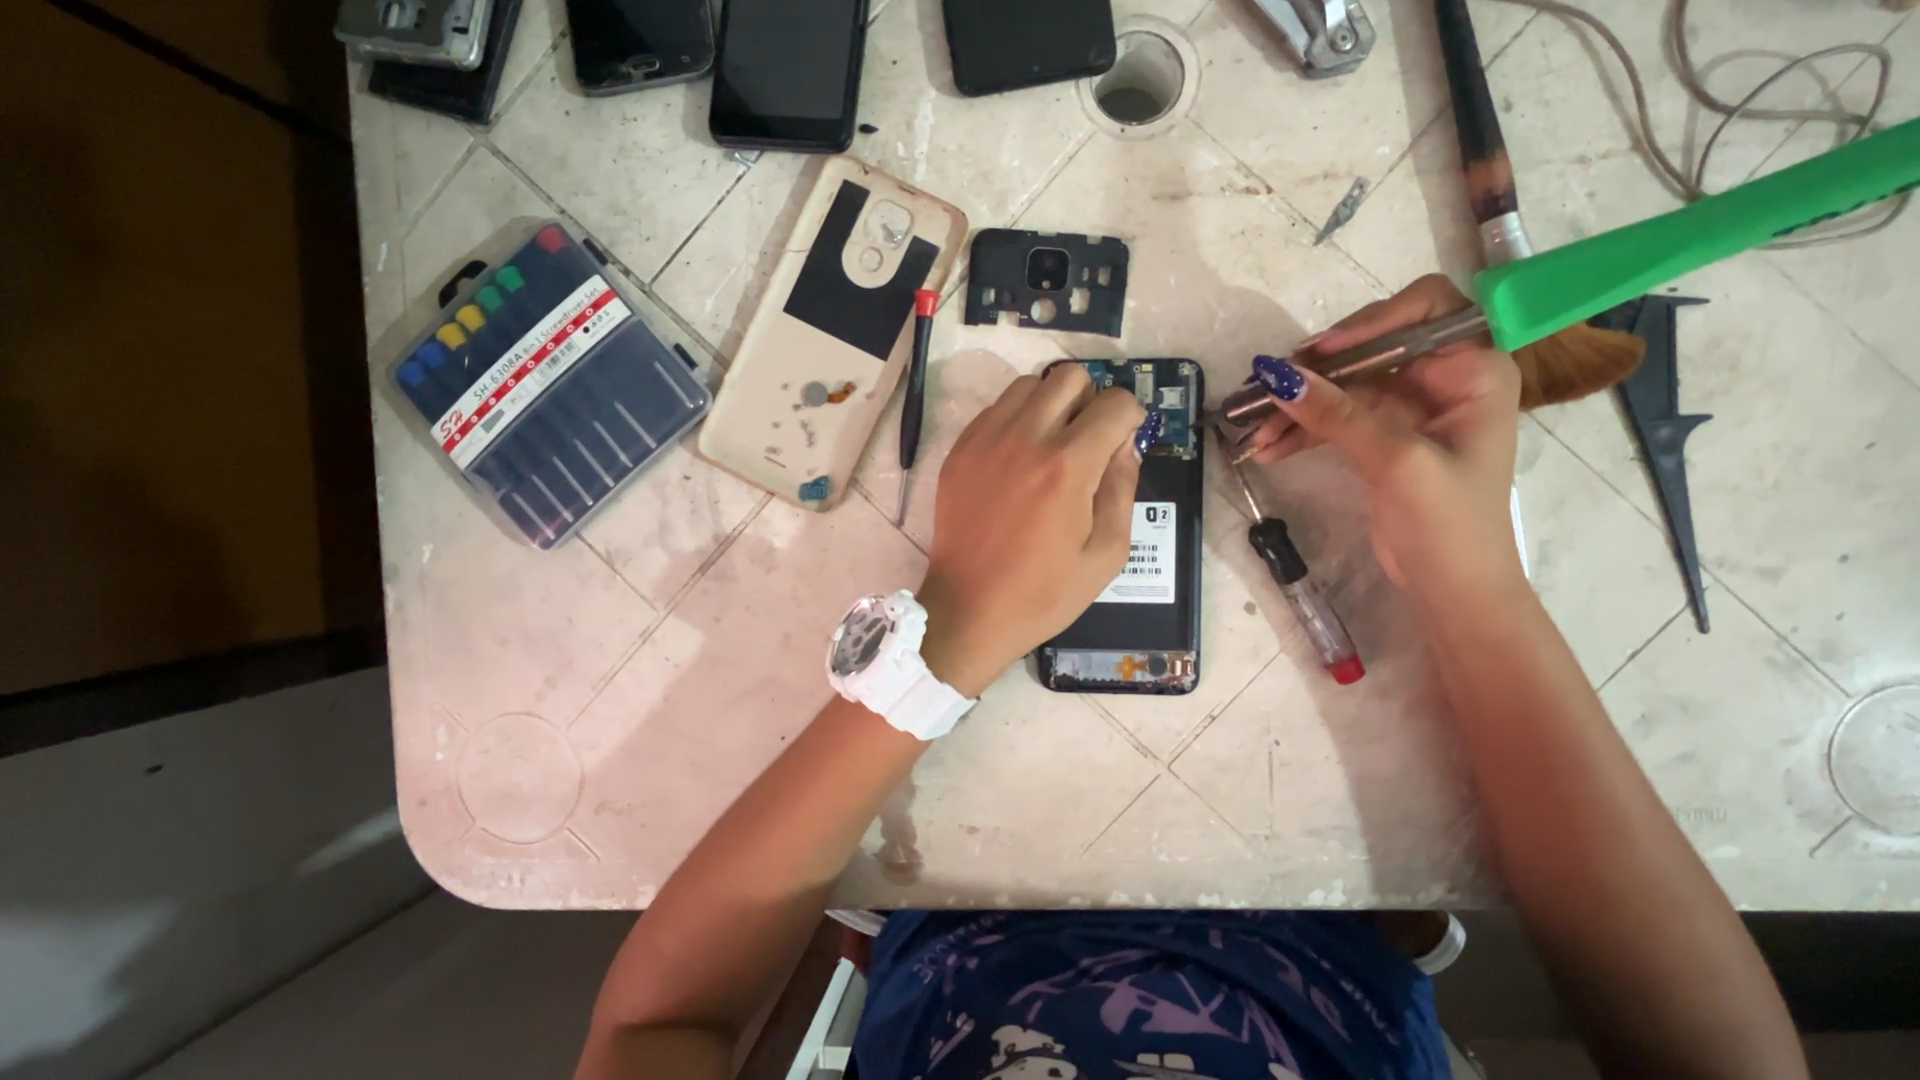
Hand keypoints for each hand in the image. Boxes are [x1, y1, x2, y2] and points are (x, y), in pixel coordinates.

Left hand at [916, 363, 1146, 695]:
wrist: (969, 610)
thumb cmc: (1044, 592)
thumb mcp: (1107, 553)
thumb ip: (1123, 488)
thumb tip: (1125, 445)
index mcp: (1068, 466)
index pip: (1115, 402)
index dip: (1131, 417)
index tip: (1125, 440)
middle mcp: (1025, 438)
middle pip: (1071, 376)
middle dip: (1091, 400)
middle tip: (1089, 439)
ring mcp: (986, 440)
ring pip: (1029, 384)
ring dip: (1051, 403)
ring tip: (1053, 444)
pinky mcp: (960, 450)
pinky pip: (996, 408)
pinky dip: (1017, 419)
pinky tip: (1020, 457)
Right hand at [1243, 275, 1526, 602]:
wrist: (1454, 589)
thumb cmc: (1449, 524)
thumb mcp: (1396, 462)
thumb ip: (1337, 415)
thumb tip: (1275, 375)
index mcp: (1474, 370)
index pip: (1425, 310)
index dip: (1373, 321)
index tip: (1322, 351)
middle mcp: (1444, 379)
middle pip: (1371, 347)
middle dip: (1318, 370)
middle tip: (1268, 387)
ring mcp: (1410, 409)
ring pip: (1344, 385)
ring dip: (1299, 405)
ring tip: (1255, 431)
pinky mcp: (1382, 438)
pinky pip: (1335, 418)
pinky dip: (1302, 430)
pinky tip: (1268, 449)